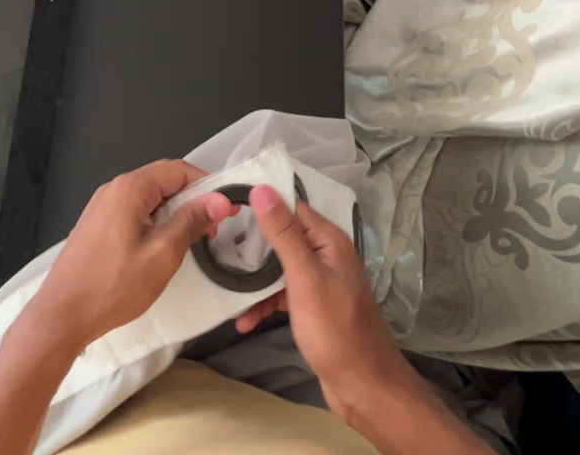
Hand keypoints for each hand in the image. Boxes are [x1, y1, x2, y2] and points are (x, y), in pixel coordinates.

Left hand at [25, 159, 239, 349]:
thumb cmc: (114, 286)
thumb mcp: (161, 255)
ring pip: (148, 196)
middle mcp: (114, 188)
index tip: (226, 209)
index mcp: (130, 188)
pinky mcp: (97, 223)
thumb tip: (220, 199)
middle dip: (191, 198)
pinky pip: (134, 210)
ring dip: (174, 211)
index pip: (177, 169)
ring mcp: (102, 205)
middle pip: (162, 179)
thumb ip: (191, 222)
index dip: (206, 185)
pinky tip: (163, 245)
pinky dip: (155, 220)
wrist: (62, 314)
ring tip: (192, 239)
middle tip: (212, 228)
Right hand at [234, 185, 414, 416]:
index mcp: (327, 240)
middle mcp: (324, 254)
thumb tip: (262, 189)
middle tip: (215, 240)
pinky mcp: (312, 306)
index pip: (290, 205)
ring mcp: (318, 281)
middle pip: (281, 235)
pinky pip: (281, 294)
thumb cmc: (335, 330)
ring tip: (223, 282)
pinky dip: (263, 303)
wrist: (364, 389)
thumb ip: (284, 234)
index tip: (225, 201)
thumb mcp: (305, 278)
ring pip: (278, 266)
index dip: (260, 201)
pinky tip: (243, 321)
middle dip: (250, 240)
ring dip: (253, 277)